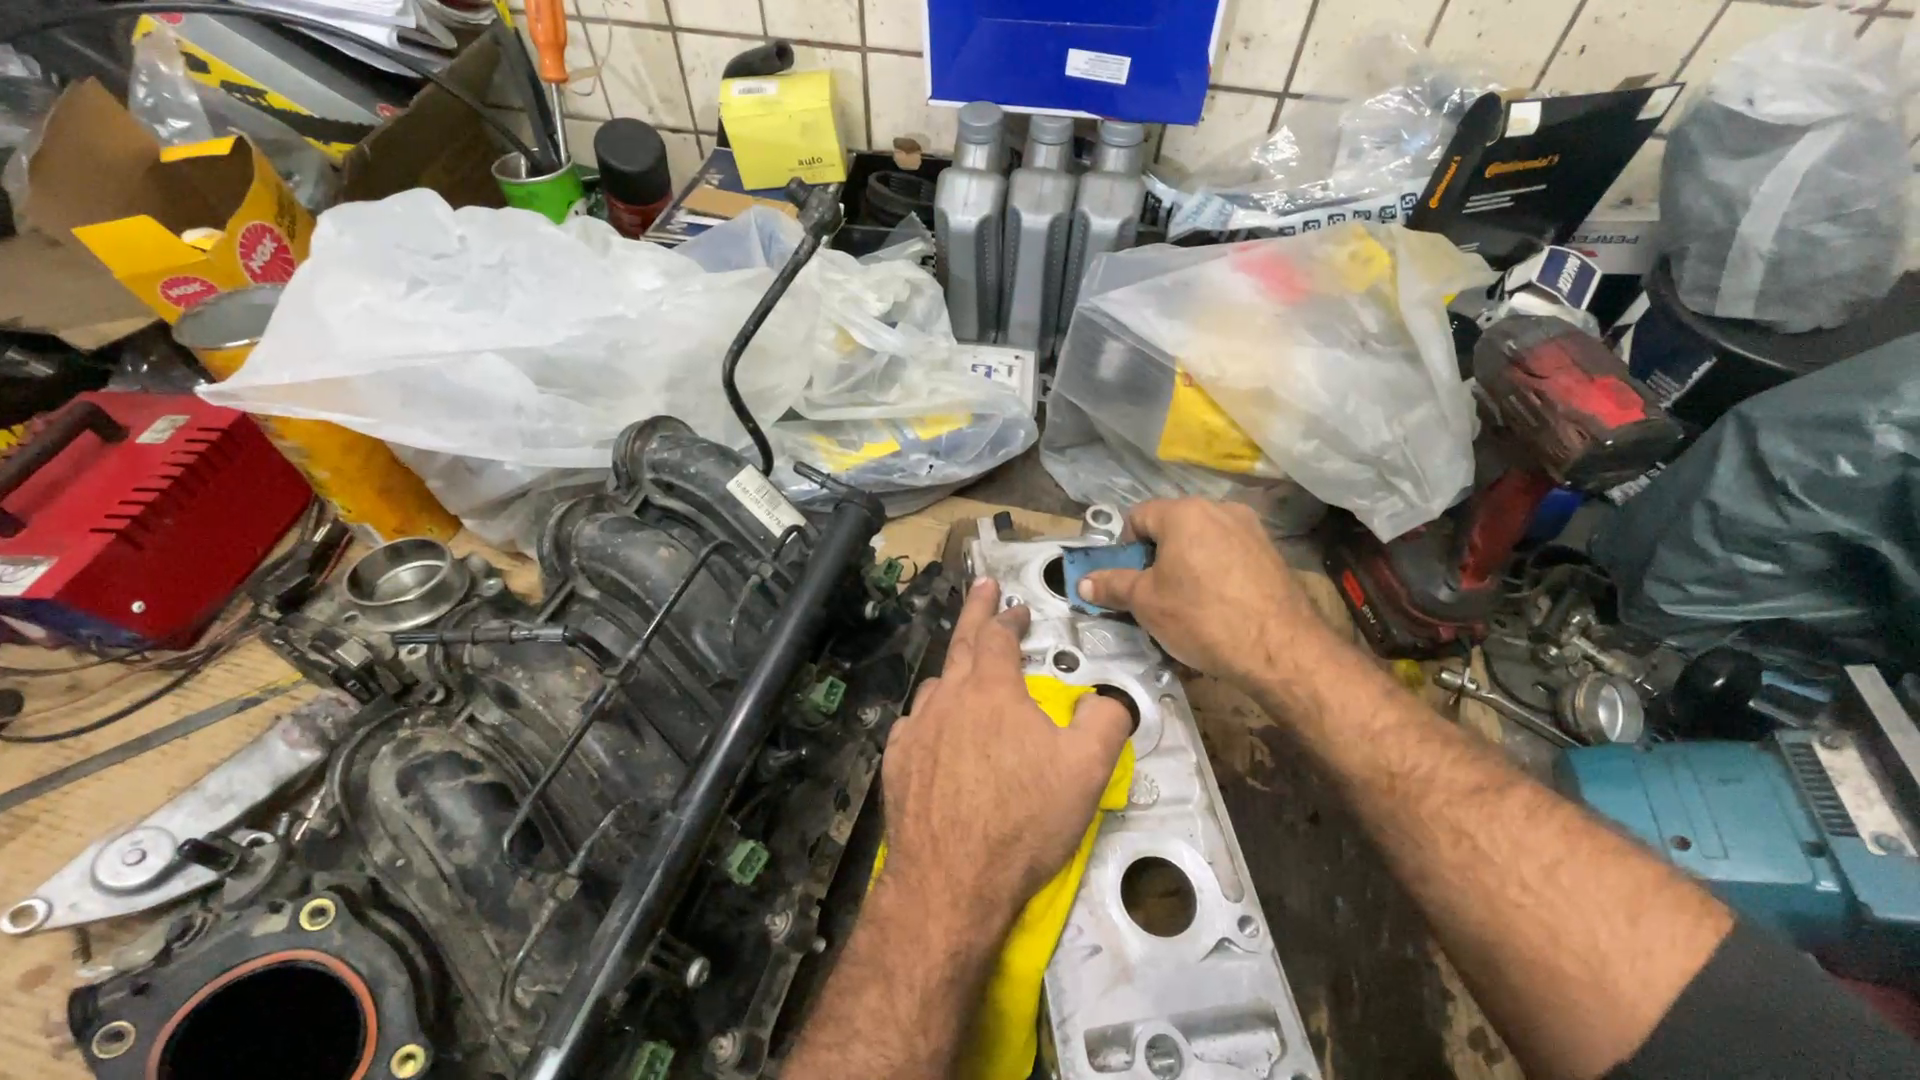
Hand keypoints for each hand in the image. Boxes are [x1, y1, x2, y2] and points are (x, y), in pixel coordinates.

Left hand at [879, 578, 1131, 927]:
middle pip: (961, 643)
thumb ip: (1106, 719)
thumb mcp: (1088, 770)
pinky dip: (931, 716)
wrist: (952, 882)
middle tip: (981, 588)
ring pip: (936, 686)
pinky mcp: (897, 764)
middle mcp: (948, 700)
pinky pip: (914, 725)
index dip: (1009, 618)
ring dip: (954, 671)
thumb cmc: (1024, 821)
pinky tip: (936, 730)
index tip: (1018, 610)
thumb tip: (1109, 697)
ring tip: (965, 670)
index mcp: (992, 692)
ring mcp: (916, 731)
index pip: (998, 636)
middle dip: (975, 612)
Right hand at [1078, 498, 1332, 685]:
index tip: (1127, 580)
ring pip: (1202, 542)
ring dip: (1187, 566)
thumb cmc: (1202, 617)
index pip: (1138, 517)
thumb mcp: (1146, 604)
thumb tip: (1084, 581)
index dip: (1124, 548)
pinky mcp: (1272, 553)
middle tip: (1153, 595)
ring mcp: (1251, 529)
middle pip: (1173, 527)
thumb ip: (1113, 585)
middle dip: (1157, 558)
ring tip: (1187, 605)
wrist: (1279, 648)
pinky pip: (1229, 556)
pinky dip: (1216, 574)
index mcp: (1184, 512)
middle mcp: (1220, 509)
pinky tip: (1219, 607)